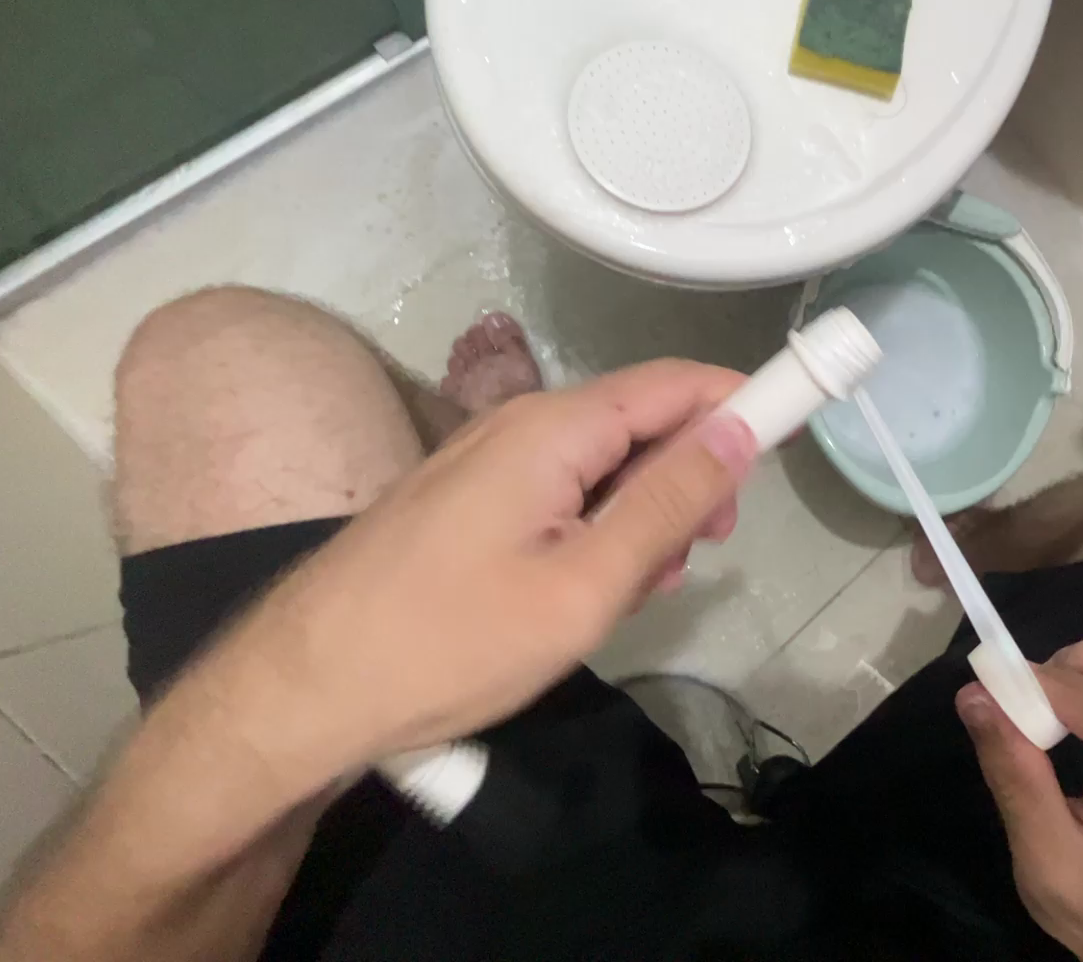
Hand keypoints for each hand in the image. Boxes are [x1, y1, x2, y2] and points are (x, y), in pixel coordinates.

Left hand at [178, 359, 756, 791]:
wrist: (295, 698)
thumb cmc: (451, 643)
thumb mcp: (586, 583)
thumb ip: (670, 502)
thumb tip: (739, 433)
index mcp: (555, 429)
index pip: (675, 383)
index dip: (740, 398)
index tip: (787, 434)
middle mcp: (524, 424)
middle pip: (644, 421)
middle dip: (692, 473)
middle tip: (706, 546)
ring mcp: (492, 459)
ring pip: (608, 462)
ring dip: (646, 510)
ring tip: (642, 583)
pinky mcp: (475, 496)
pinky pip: (566, 489)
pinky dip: (602, 525)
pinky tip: (593, 583)